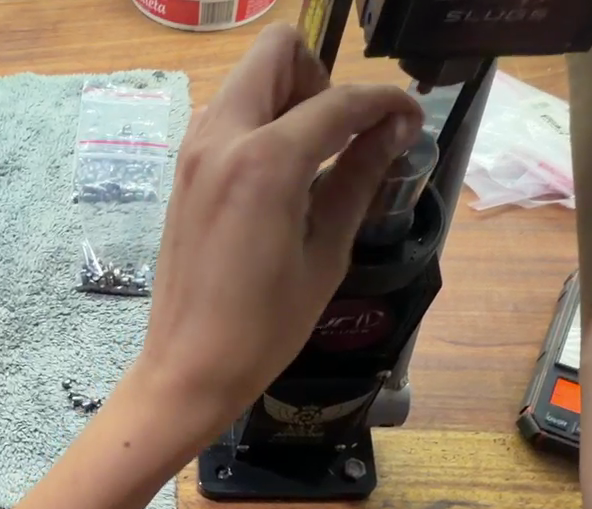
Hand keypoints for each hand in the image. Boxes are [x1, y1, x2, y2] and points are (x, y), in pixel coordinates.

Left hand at [119, 24, 421, 456]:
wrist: (187, 370)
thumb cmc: (262, 331)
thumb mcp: (324, 257)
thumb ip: (357, 181)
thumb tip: (394, 130)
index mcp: (264, 161)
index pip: (339, 101)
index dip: (386, 104)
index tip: (410, 121)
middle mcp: (220, 140)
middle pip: (277, 54)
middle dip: (321, 77)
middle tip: (342, 135)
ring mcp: (192, 157)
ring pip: (246, 83)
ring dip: (285, 99)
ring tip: (312, 161)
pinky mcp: (181, 179)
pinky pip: (224, 122)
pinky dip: (257, 127)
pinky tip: (278, 181)